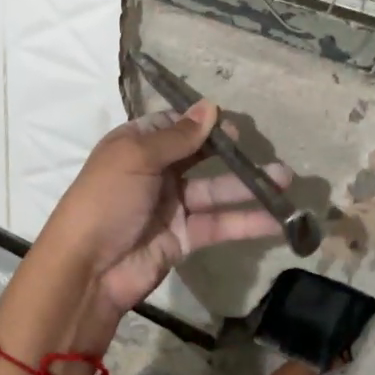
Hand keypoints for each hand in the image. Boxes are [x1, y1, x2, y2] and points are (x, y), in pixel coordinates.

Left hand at [35, 100, 293, 318]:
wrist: (88, 268)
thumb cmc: (107, 200)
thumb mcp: (136, 158)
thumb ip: (177, 136)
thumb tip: (210, 106)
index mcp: (136, 145)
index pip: (174, 126)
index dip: (202, 123)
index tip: (233, 123)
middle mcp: (156, 171)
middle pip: (200, 156)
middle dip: (231, 154)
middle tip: (264, 148)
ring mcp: (171, 206)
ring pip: (216, 191)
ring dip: (249, 186)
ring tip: (286, 179)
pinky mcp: (185, 237)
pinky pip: (220, 223)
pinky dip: (247, 221)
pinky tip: (277, 218)